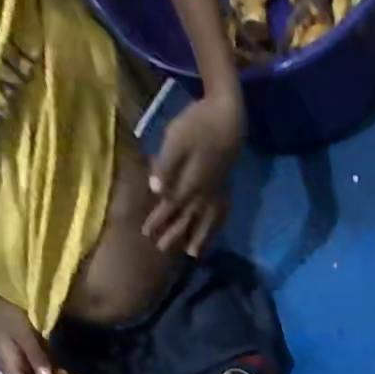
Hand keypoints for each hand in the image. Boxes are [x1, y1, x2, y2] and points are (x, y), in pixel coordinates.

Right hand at [0, 298, 53, 373]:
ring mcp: (16, 357)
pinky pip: (36, 364)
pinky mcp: (21, 350)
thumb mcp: (23, 335)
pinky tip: (59, 363)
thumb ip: (35, 355)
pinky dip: (48, 366)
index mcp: (9, 364)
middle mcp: (12, 364)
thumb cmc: (4, 316)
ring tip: (66, 372)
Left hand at [145, 92, 242, 256]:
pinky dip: (215, 227)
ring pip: (207, 221)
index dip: (158, 220)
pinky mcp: (225, 188)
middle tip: (162, 249)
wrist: (229, 119)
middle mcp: (205, 194)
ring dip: (199, 237)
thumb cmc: (198, 125)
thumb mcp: (176, 140)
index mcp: (191, 183)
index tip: (146, 234)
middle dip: (175, 233)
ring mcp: (217, 192)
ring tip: (192, 254)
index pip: (171, 207)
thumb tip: (157, 193)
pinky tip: (212, 231)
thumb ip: (167, 167)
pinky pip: (220, 215)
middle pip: (188, 218)